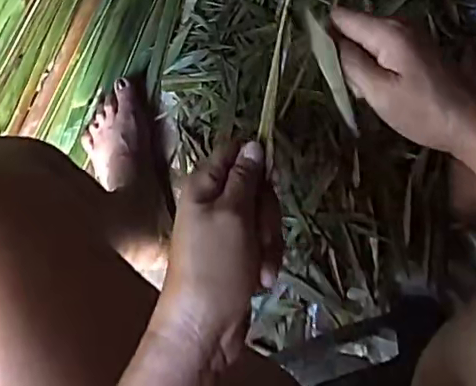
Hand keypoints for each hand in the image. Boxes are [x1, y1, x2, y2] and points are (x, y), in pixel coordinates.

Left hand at [151, 140, 281, 368]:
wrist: (203, 331)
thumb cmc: (215, 266)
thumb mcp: (233, 214)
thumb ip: (245, 178)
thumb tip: (254, 144)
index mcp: (204, 184)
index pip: (234, 151)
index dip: (256, 160)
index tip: (272, 179)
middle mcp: (213, 202)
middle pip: (254, 185)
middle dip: (266, 211)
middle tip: (261, 233)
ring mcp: (225, 229)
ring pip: (262, 216)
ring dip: (269, 241)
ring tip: (261, 264)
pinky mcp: (237, 254)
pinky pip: (262, 243)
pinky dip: (266, 259)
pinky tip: (261, 278)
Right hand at [331, 8, 475, 153]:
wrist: (474, 124)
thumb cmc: (424, 112)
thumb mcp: (379, 93)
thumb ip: (350, 62)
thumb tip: (328, 39)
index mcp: (386, 31)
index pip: (340, 16)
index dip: (325, 33)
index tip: (323, 61)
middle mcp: (398, 23)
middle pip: (353, 26)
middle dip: (344, 50)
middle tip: (353, 85)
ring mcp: (410, 33)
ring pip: (367, 38)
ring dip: (361, 61)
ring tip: (370, 91)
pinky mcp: (417, 45)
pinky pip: (383, 46)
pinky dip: (376, 63)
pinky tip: (387, 89)